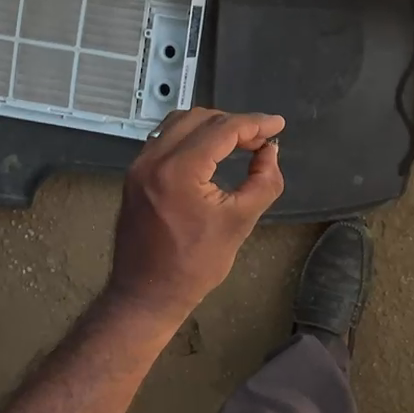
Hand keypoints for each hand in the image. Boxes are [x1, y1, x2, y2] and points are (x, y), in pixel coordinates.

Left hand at [107, 108, 286, 325]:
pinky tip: (211, 151)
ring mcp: (139, 165)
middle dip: (235, 123)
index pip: (222, 129)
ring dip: (212, 126)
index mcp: (178, 170)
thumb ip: (263, 181)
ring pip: (179, 123)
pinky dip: (192, 136)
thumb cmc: (195, 265)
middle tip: (261, 140)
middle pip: (200, 119)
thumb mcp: (240, 223)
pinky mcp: (135, 174)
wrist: (146, 294)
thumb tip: (270, 152)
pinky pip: (165, 138)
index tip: (278, 125)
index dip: (254, 123)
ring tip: (240, 142)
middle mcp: (153, 159)